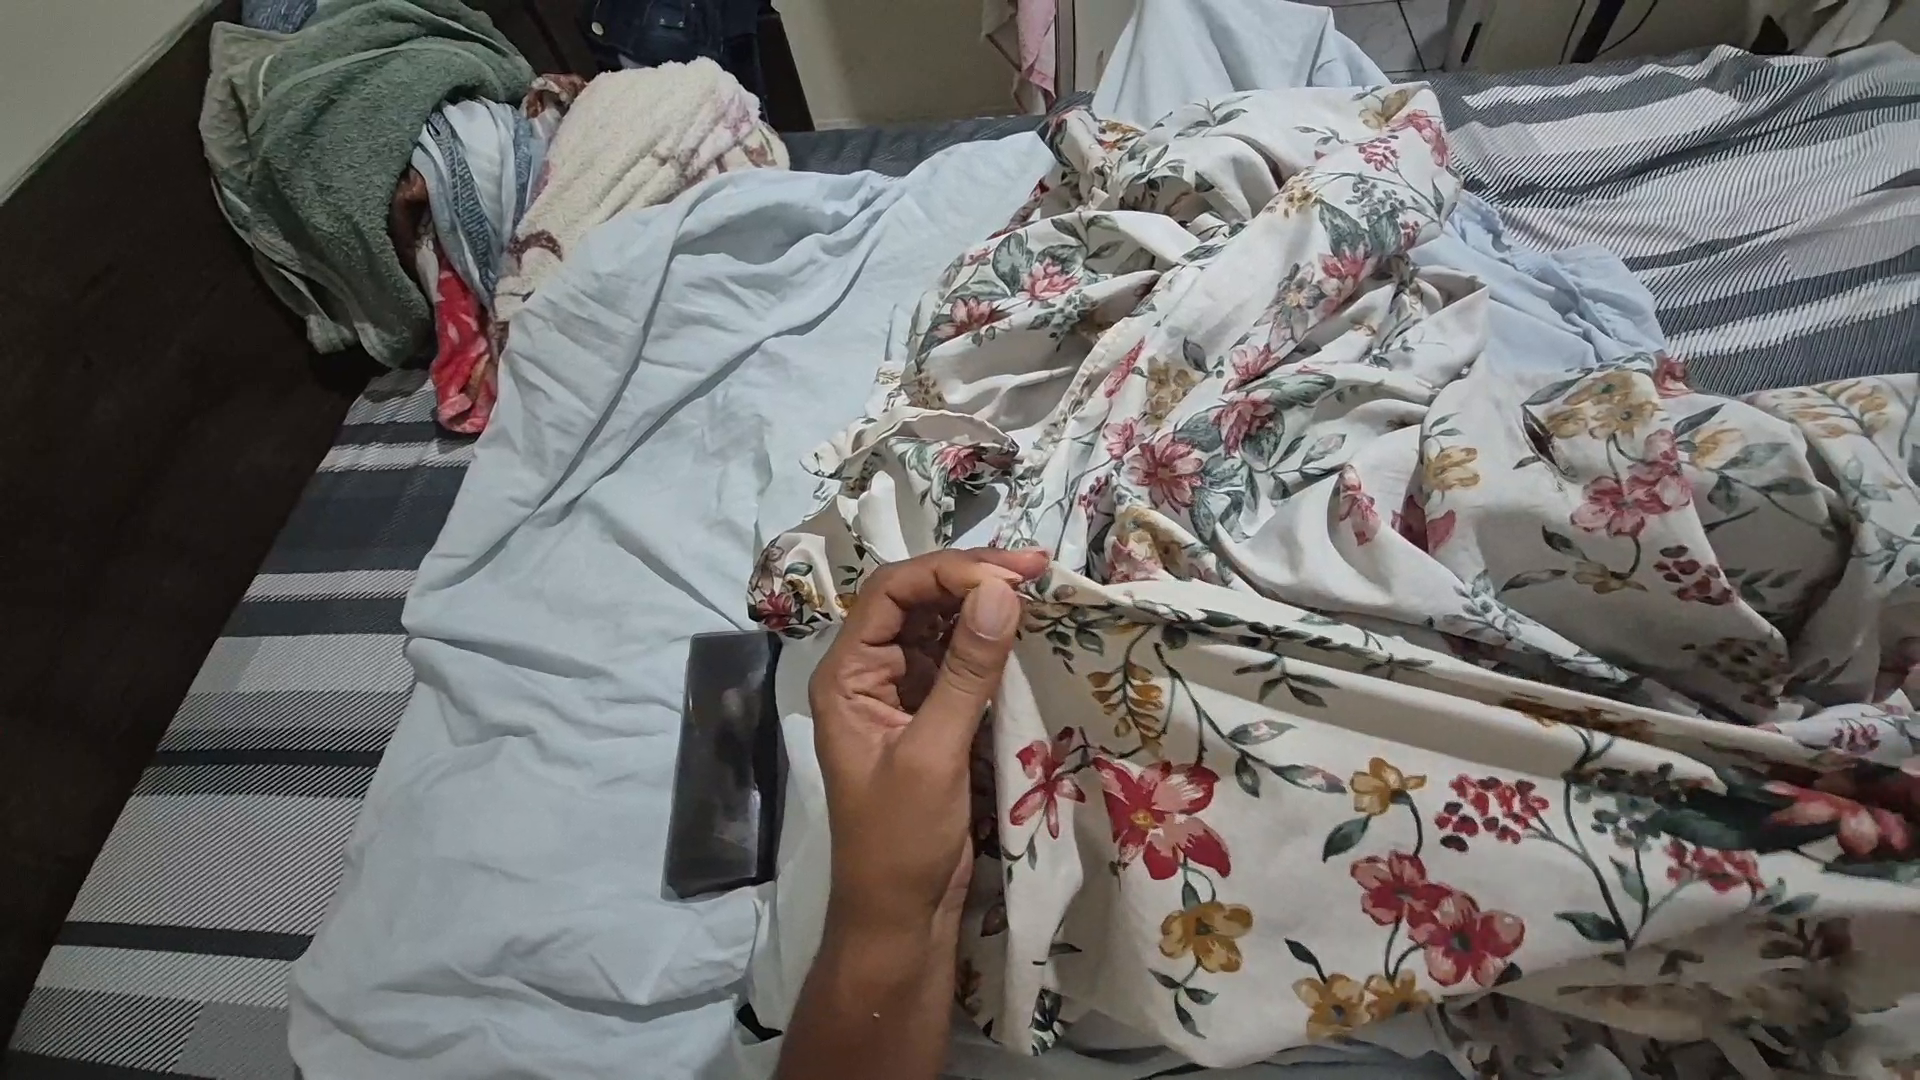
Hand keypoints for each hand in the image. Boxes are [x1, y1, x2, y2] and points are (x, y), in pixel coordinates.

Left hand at [807, 548, 1049, 938]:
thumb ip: (966, 673)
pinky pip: (958, 656)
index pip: (890, 593)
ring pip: (938, 622)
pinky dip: (988, 637)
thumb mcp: (934, 754)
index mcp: (847, 673)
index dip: (947, 572)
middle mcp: (869, 669)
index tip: (1008, 573)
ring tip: (1036, 585)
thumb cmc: (899, 840)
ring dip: (983, 601)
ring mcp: (901, 687)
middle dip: (970, 576)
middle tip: (1034, 566)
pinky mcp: (931, 708)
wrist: (899, 913)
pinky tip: (1022, 626)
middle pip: (915, 598)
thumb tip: (1000, 592)